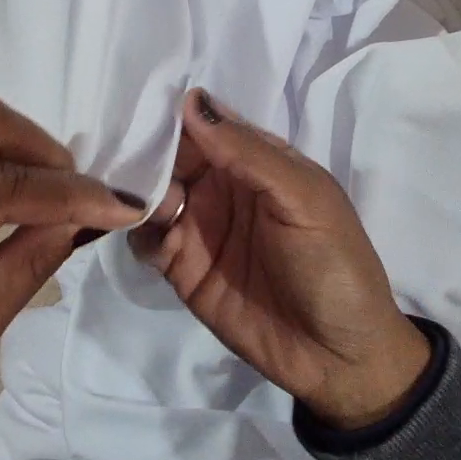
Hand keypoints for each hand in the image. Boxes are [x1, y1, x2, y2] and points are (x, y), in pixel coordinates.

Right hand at [129, 90, 430, 430]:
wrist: (339, 359)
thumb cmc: (334, 266)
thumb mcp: (303, 199)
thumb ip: (246, 152)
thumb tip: (191, 99)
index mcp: (255, 161)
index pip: (203, 124)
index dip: (171, 115)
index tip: (135, 106)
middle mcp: (220, 186)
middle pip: (168, 156)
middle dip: (145, 152)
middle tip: (121, 155)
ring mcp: (198, 226)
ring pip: (150, 194)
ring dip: (138, 192)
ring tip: (144, 203)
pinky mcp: (179, 267)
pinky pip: (145, 238)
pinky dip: (138, 231)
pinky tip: (153, 239)